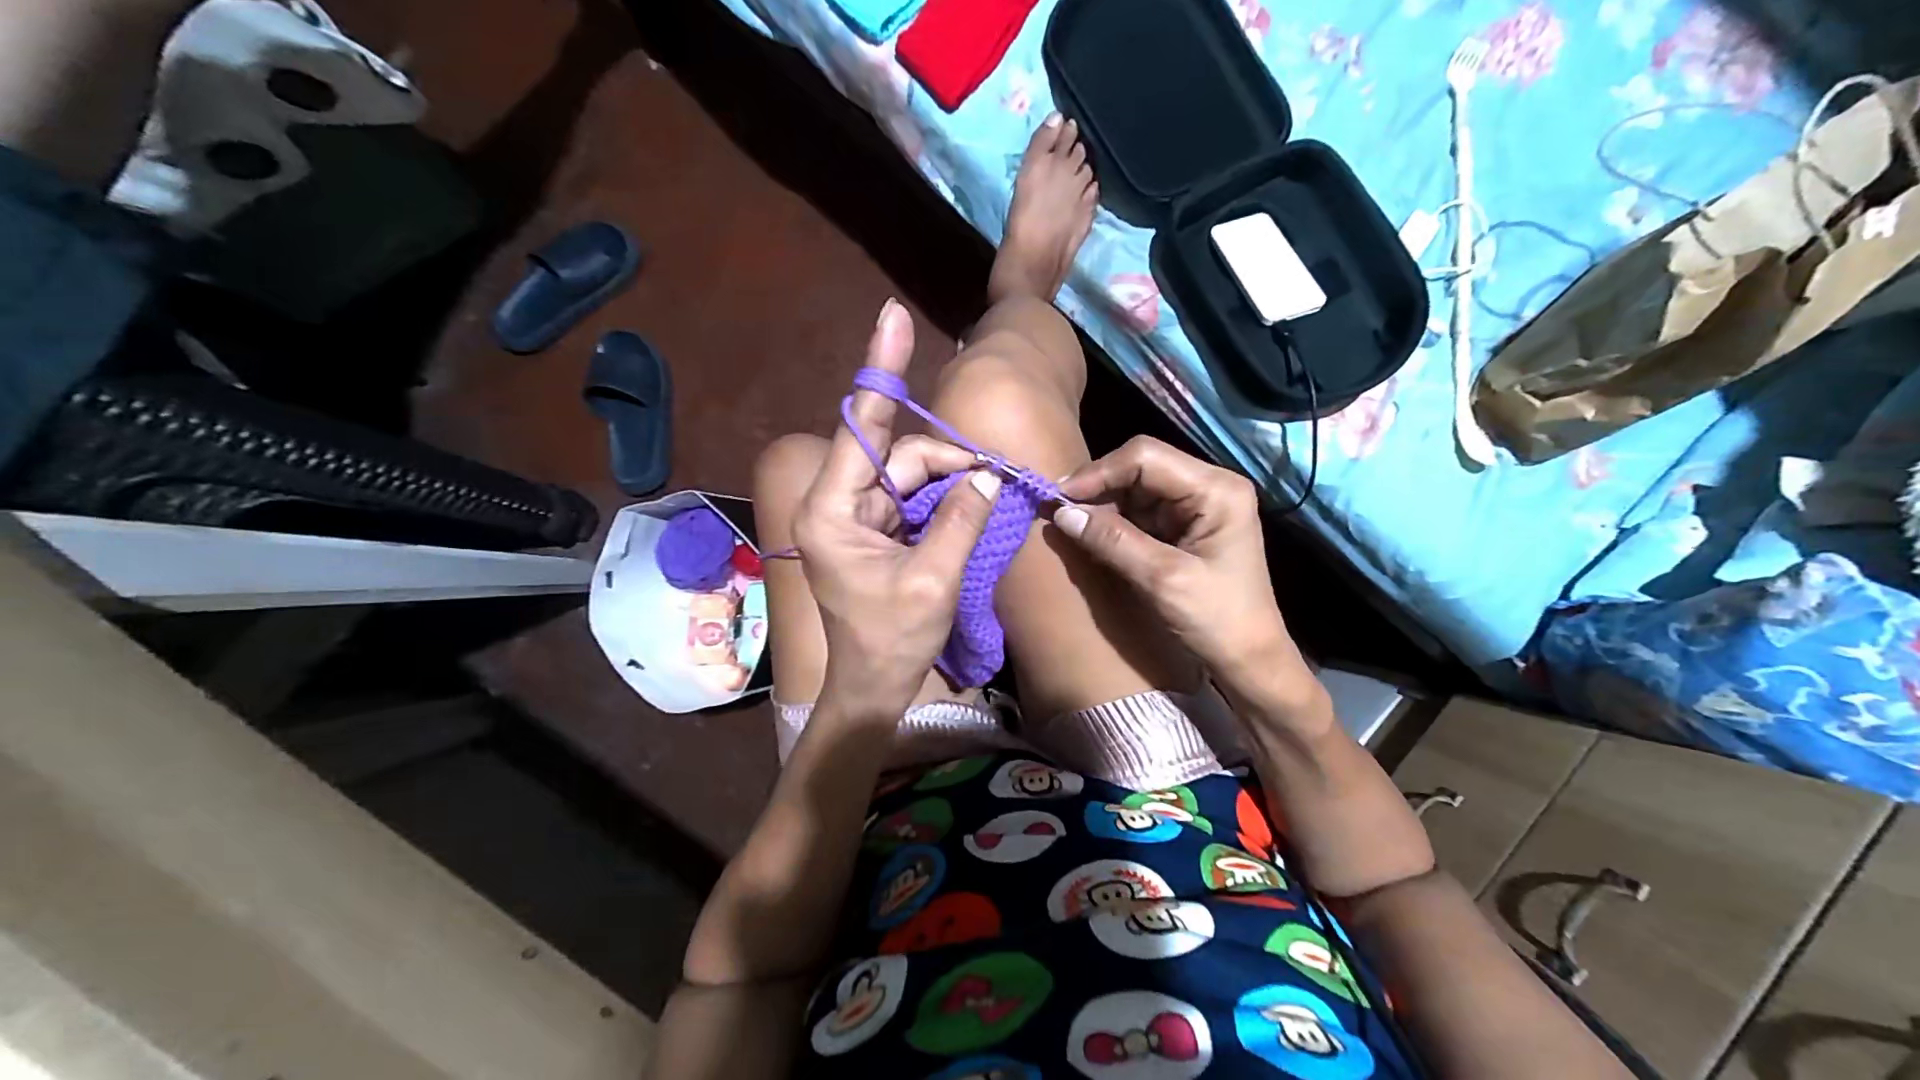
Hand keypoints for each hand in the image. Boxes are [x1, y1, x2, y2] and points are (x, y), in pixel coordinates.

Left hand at [792, 300, 1001, 715]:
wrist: (873, 686)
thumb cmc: (892, 640)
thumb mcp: (934, 580)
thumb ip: (961, 519)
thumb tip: (990, 474)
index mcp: (832, 509)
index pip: (858, 425)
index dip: (879, 369)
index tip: (892, 316)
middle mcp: (839, 501)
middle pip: (897, 453)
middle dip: (946, 462)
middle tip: (994, 481)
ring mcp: (858, 514)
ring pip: (910, 472)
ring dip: (950, 482)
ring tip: (986, 501)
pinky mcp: (877, 527)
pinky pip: (914, 495)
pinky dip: (944, 498)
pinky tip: (969, 507)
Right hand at [1052, 437, 1304, 693]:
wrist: (1247, 659)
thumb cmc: (1216, 619)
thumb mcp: (1161, 580)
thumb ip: (1112, 541)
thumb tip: (1061, 513)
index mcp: (1216, 490)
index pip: (1146, 458)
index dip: (1099, 472)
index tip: (1061, 497)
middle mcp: (1208, 486)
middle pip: (1140, 466)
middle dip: (1098, 486)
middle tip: (1058, 509)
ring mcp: (1196, 505)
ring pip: (1135, 487)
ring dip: (1101, 503)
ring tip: (1068, 520)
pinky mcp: (1183, 525)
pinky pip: (1139, 510)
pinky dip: (1112, 520)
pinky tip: (1089, 531)